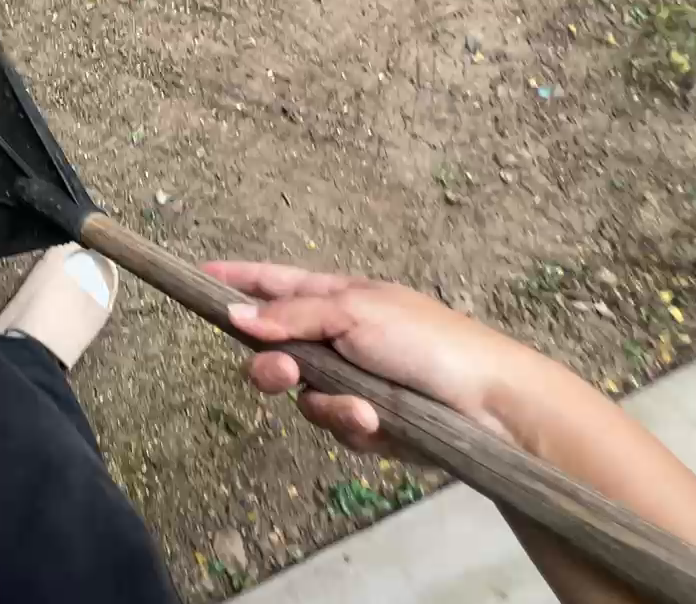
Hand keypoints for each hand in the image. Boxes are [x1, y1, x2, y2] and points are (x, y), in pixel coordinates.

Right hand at [204, 261, 562, 457]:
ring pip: (298, 391)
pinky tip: (377, 422)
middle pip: (272, 346)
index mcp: (333, 298)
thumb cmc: (424, 340)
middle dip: (270, 362)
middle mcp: (333, 337)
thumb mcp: (352, 312)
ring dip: (321, 399)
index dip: (237, 277)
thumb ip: (288, 314)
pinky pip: (332, 423)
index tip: (200, 272)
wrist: (496, 408)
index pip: (271, 282)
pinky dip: (350, 423)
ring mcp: (348, 380)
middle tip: (279, 371)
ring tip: (355, 408)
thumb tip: (232, 314)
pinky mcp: (365, 422)